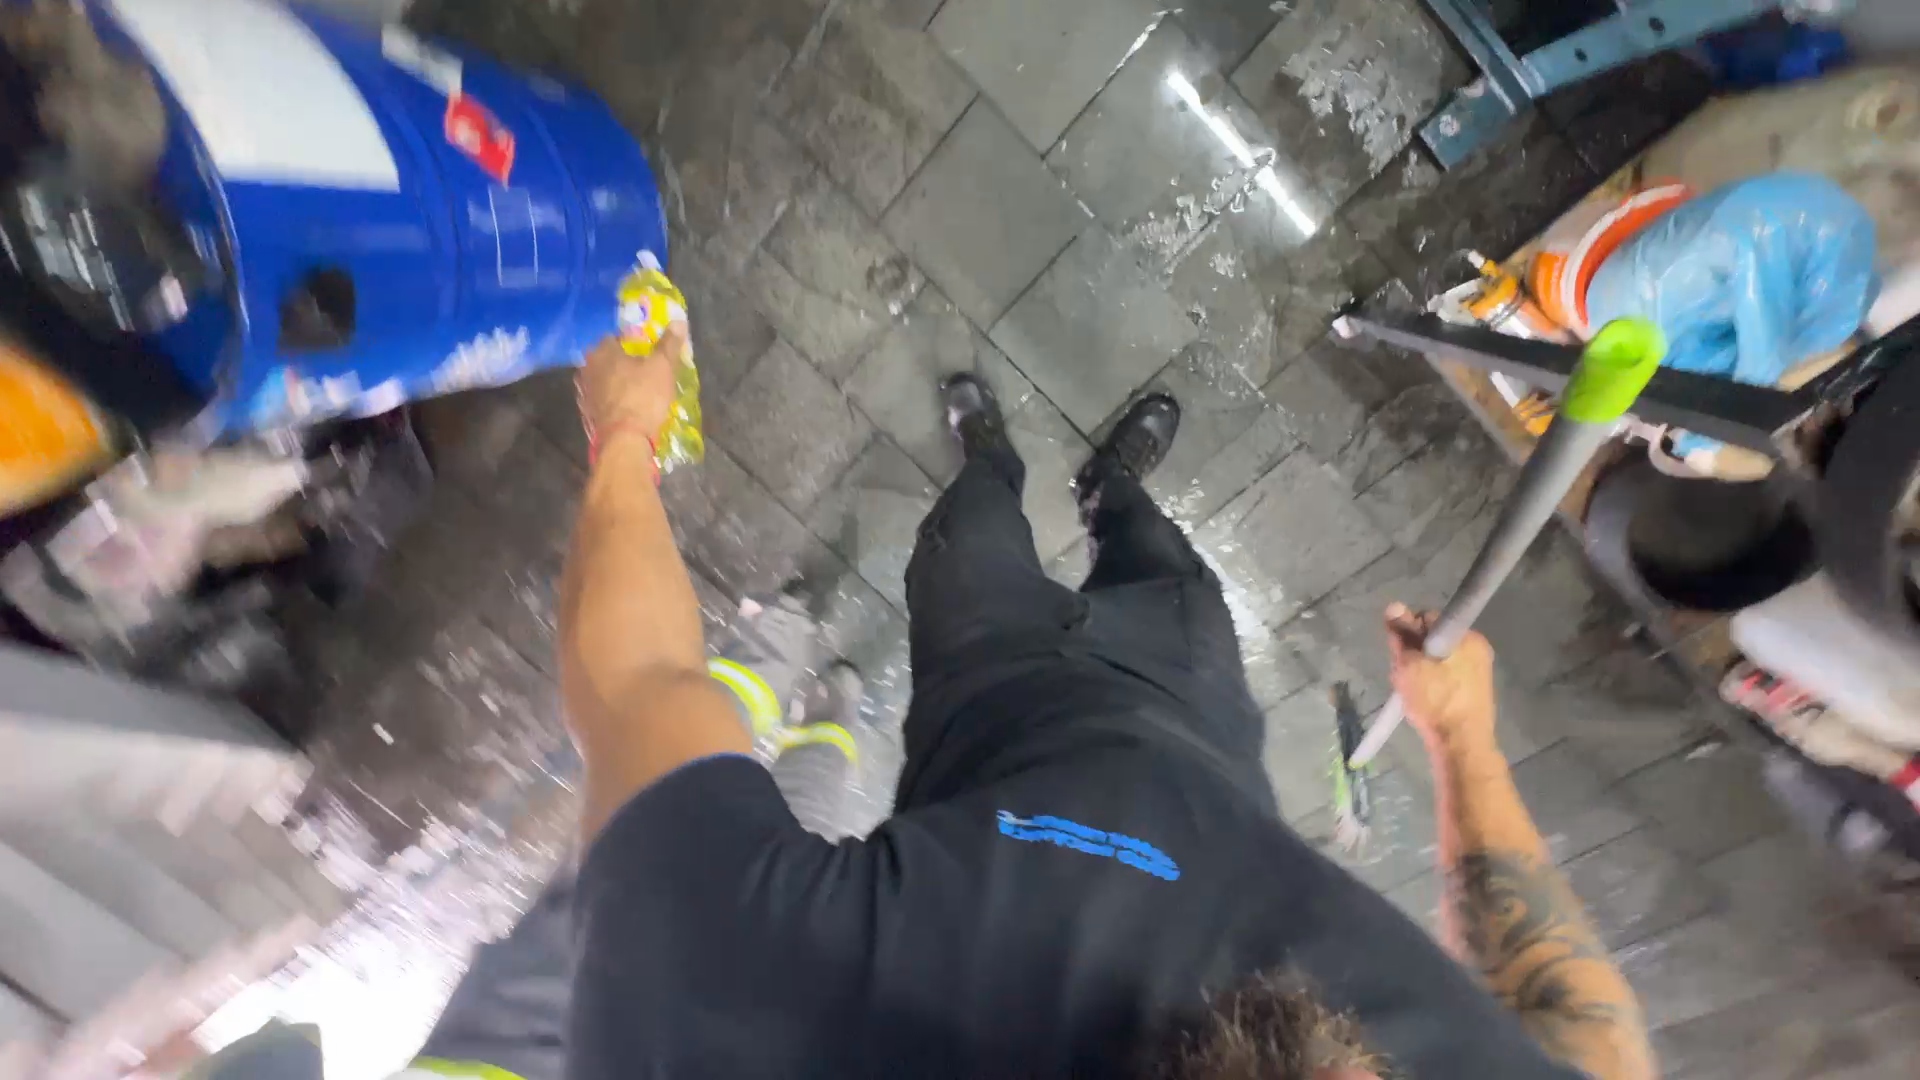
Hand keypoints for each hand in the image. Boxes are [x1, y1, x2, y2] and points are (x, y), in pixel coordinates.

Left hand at [576, 325, 684, 453]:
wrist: (624, 439)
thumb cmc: (643, 397)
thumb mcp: (663, 367)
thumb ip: (669, 344)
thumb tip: (678, 321)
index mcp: (601, 351)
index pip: (614, 336)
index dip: (631, 340)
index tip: (645, 349)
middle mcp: (585, 367)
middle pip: (606, 358)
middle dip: (622, 362)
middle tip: (643, 370)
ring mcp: (583, 392)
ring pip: (602, 379)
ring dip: (615, 382)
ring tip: (636, 389)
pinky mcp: (587, 413)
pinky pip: (601, 399)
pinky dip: (612, 400)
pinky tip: (626, 407)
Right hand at [1384, 602, 1496, 751]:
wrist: (1461, 743)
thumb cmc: (1435, 699)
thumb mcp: (1409, 664)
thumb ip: (1401, 634)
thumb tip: (1394, 605)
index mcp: (1467, 637)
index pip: (1428, 618)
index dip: (1408, 633)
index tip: (1402, 653)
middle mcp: (1476, 649)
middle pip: (1431, 639)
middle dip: (1413, 653)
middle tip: (1405, 674)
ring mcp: (1476, 670)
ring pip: (1435, 658)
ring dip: (1418, 669)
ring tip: (1412, 689)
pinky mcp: (1472, 689)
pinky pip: (1443, 674)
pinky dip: (1430, 682)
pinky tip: (1422, 698)